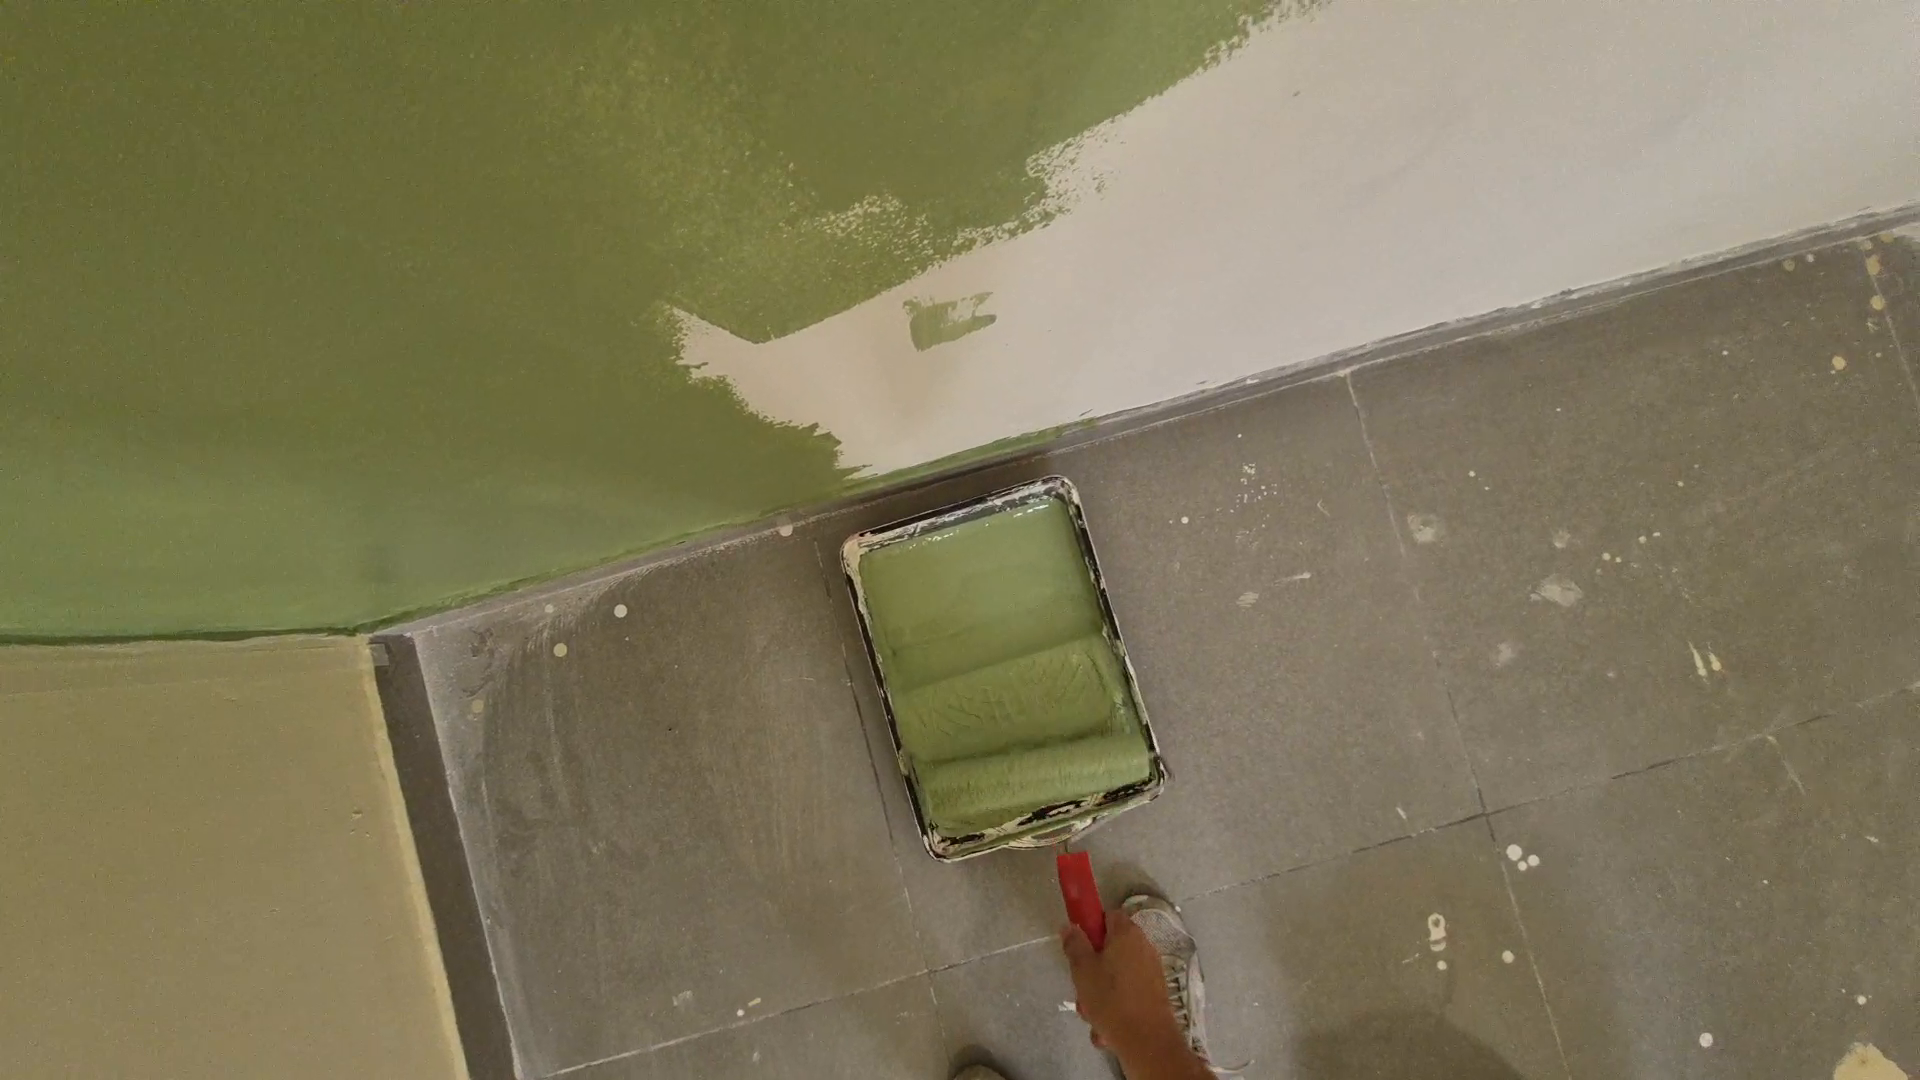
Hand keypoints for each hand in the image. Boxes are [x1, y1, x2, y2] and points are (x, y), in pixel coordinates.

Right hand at [1060, 908, 1181, 1054]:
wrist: (1148, 1044)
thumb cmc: (1112, 999)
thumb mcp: (1082, 970)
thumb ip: (1074, 944)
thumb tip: (1070, 926)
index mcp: (1126, 933)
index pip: (1107, 915)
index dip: (1091, 928)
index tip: (1079, 948)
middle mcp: (1143, 947)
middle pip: (1110, 948)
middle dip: (1093, 969)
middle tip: (1082, 987)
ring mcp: (1151, 972)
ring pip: (1117, 976)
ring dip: (1101, 994)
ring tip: (1092, 1015)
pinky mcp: (1155, 996)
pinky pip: (1128, 994)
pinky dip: (1116, 1007)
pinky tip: (1106, 1029)